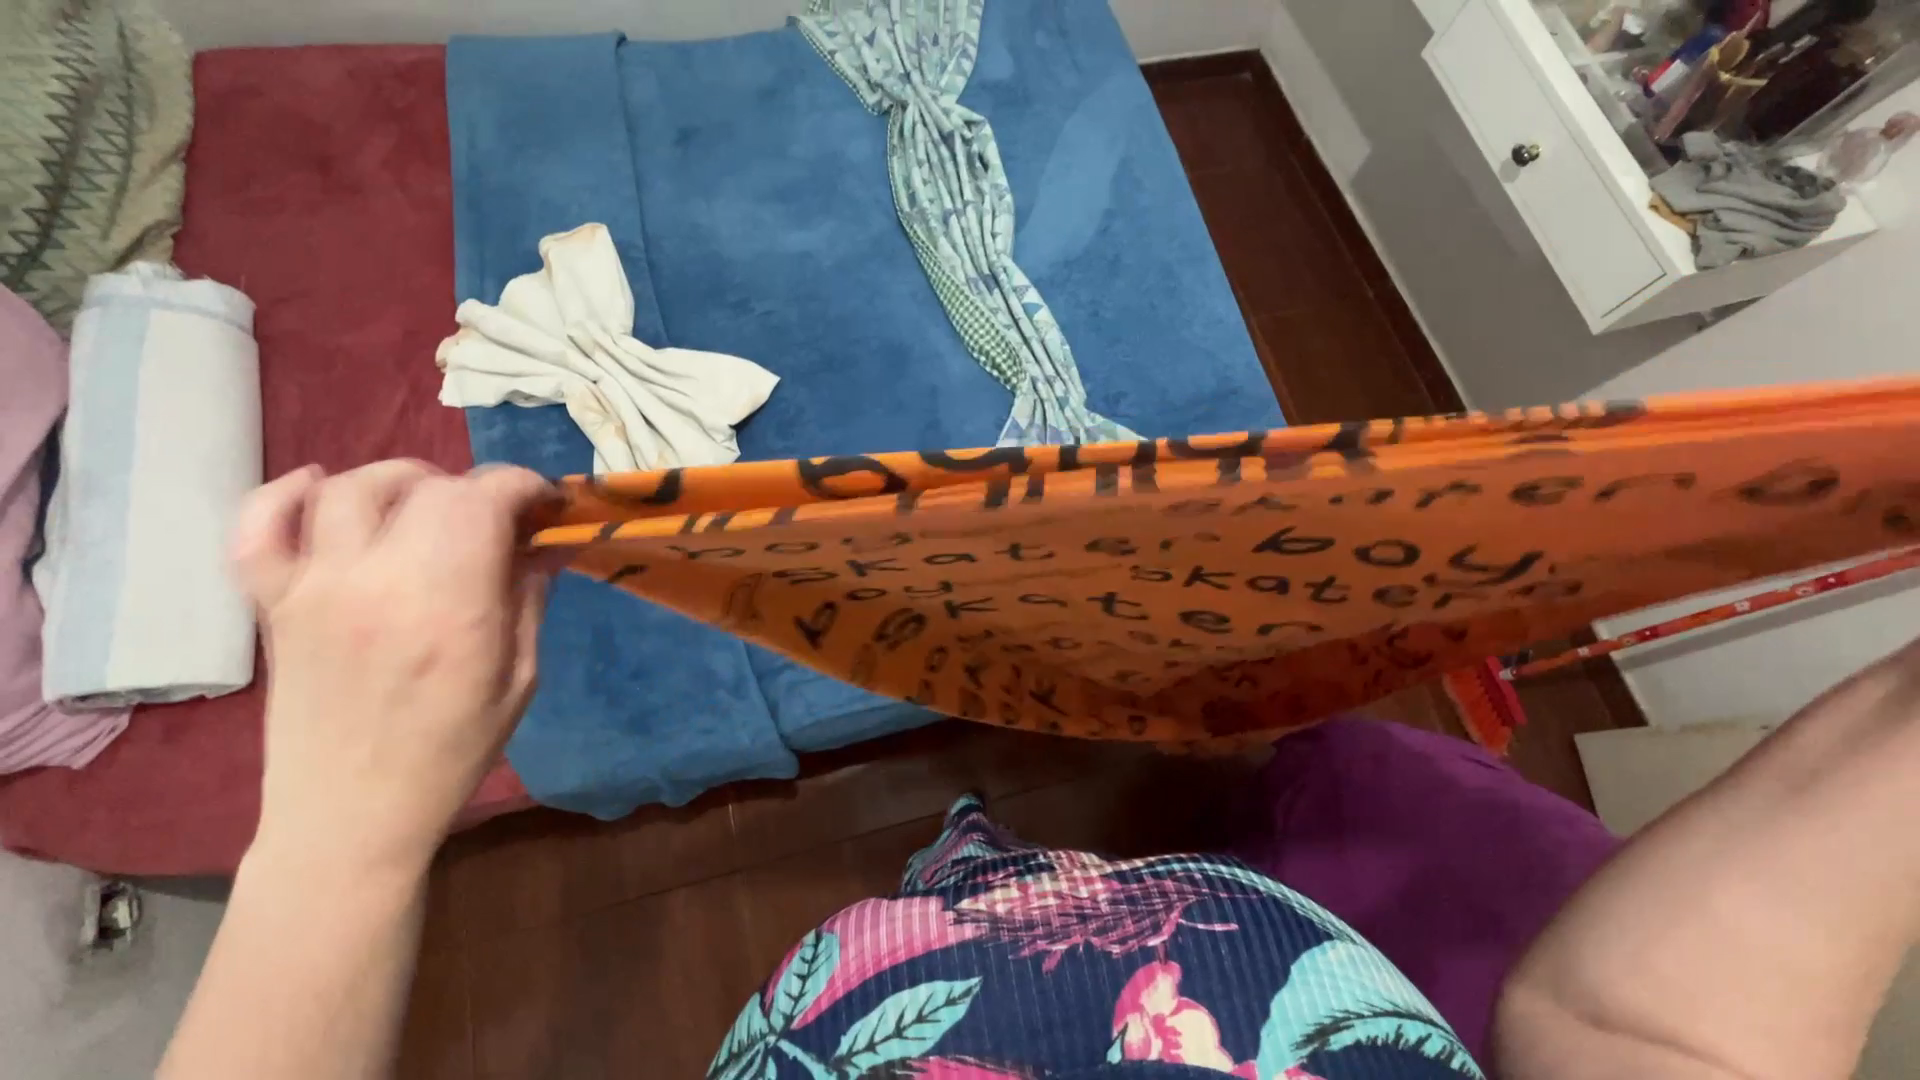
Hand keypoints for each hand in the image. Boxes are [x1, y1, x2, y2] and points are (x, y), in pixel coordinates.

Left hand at [231, 461, 556, 872]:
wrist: (352, 812)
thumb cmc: (454, 749)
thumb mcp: (520, 676)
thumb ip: (530, 598)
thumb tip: (547, 540)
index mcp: (450, 605)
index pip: (484, 500)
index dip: (525, 485)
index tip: (547, 504)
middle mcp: (377, 581)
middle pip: (428, 489)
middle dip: (477, 489)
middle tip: (500, 520)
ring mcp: (314, 589)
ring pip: (349, 489)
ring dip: (402, 480)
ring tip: (430, 503)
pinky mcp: (274, 604)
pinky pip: (259, 527)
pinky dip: (287, 494)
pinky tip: (321, 488)